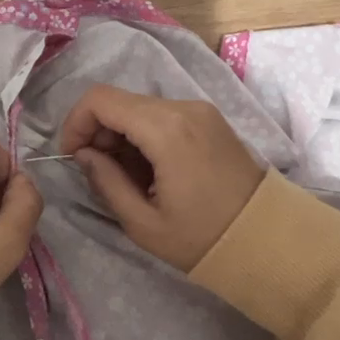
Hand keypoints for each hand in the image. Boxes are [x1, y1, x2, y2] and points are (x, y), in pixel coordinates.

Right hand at [58, 85, 264, 269]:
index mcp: (166, 129)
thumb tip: (84, 155)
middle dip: (97, 132)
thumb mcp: (143, 222)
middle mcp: (183, 108)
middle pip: (119, 101)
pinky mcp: (209, 120)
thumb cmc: (201, 237)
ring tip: (125, 178)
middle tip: (97, 172)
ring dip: (120, 136)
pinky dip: (143, 136)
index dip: (75, 123)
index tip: (72, 158)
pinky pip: (162, 116)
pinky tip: (148, 171)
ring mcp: (199, 111)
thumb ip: (105, 181)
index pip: (100, 100)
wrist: (267, 240)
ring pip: (139, 108)